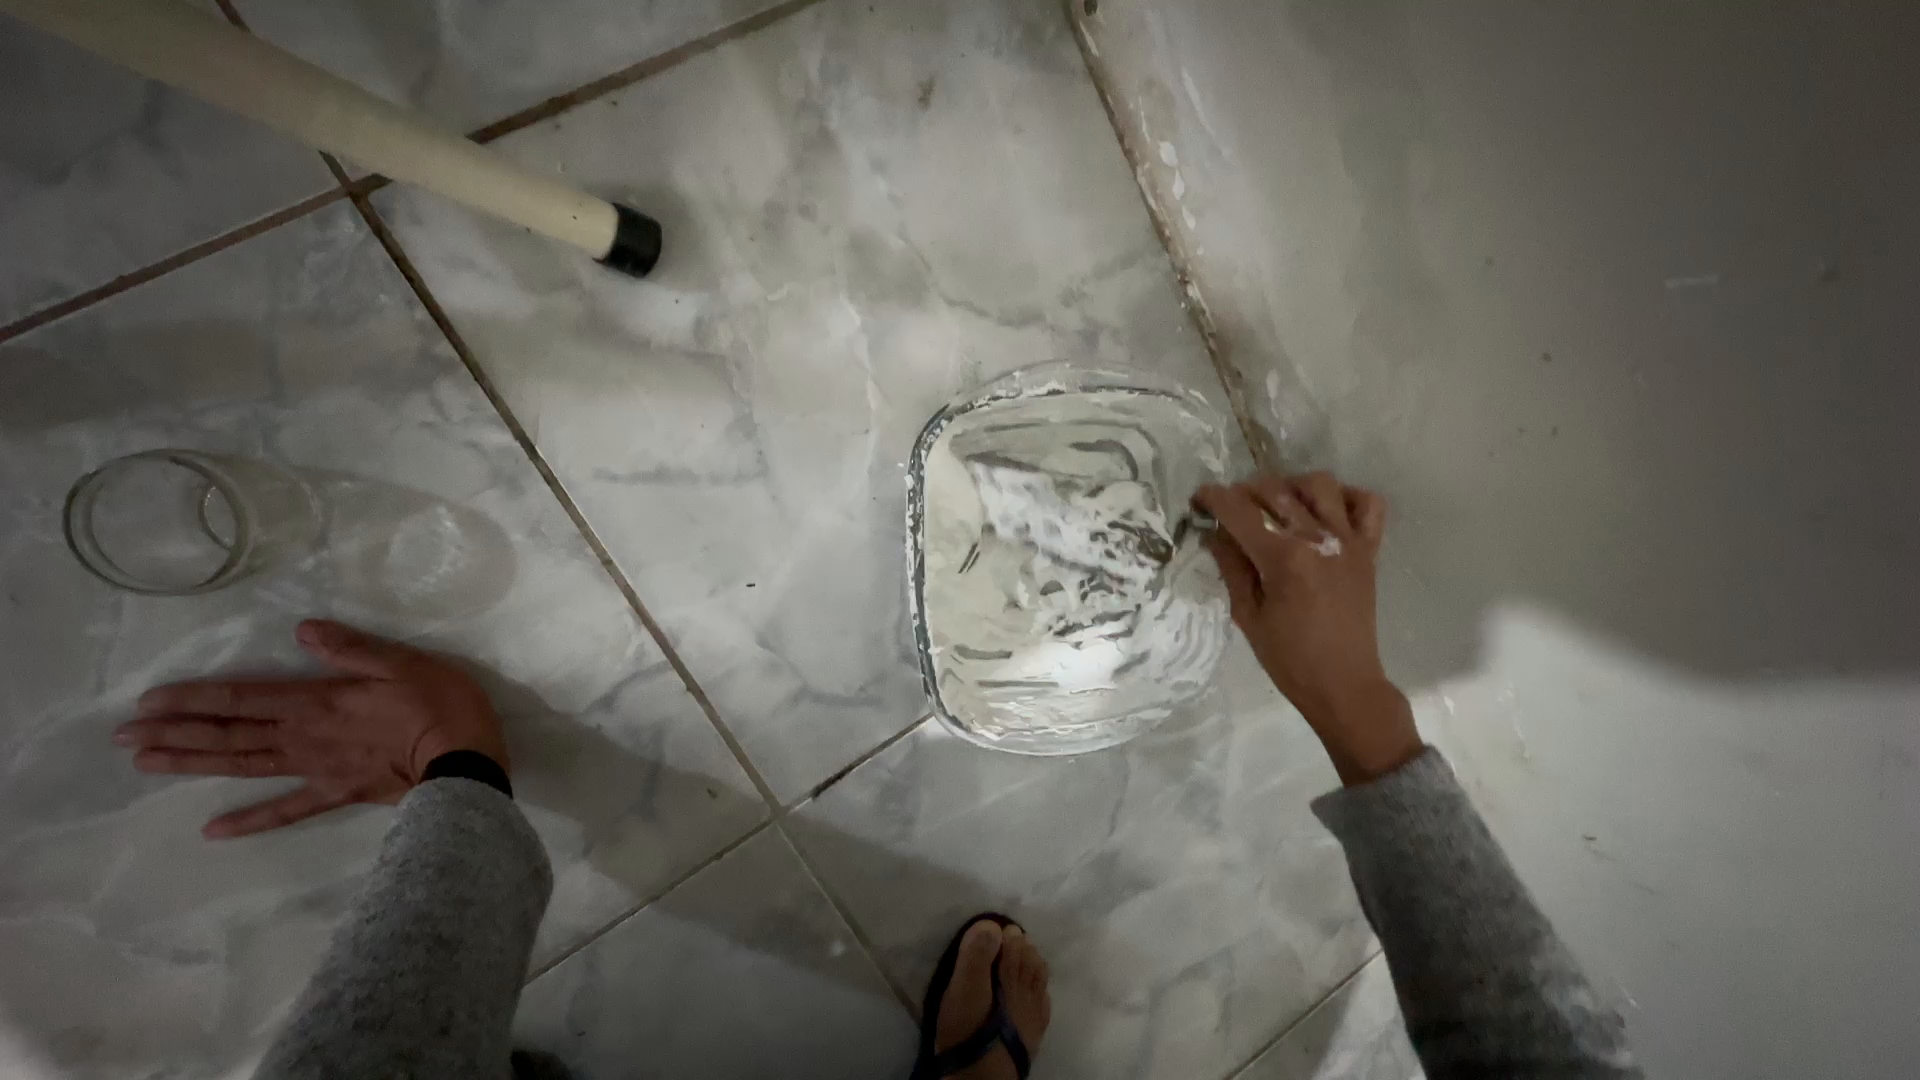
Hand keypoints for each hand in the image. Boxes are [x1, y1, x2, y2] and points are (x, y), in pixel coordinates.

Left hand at [114, 619, 508, 838]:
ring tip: (147, 763)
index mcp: (318, 701)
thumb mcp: (404, 664)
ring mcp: (316, 769)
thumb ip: (353, 649)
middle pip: (231, 733)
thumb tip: (302, 631)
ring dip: (194, 764)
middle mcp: (304, 736)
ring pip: (244, 765)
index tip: (148, 700)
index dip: (196, 697)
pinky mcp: (336, 793)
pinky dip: (250, 820)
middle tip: (123, 736)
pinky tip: (214, 830)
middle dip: (176, 731)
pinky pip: (287, 810)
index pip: (244, 697)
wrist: (463, 759)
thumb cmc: (439, 705)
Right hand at [1195, 472, 1421, 784]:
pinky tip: (1324, 512)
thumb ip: (1231, 566)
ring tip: (1277, 504)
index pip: (1238, 510)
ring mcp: (1348, 541)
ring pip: (1319, 485)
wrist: (1343, 684)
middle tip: (1229, 510)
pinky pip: (1368, 504)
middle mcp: (1317, 539)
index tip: (1198, 500)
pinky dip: (1347, 498)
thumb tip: (1214, 533)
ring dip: (1291, 486)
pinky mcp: (1369, 550)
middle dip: (1243, 492)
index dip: (1212, 498)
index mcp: (1282, 559)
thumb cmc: (1288, 658)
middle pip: (1273, 490)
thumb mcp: (1247, 614)